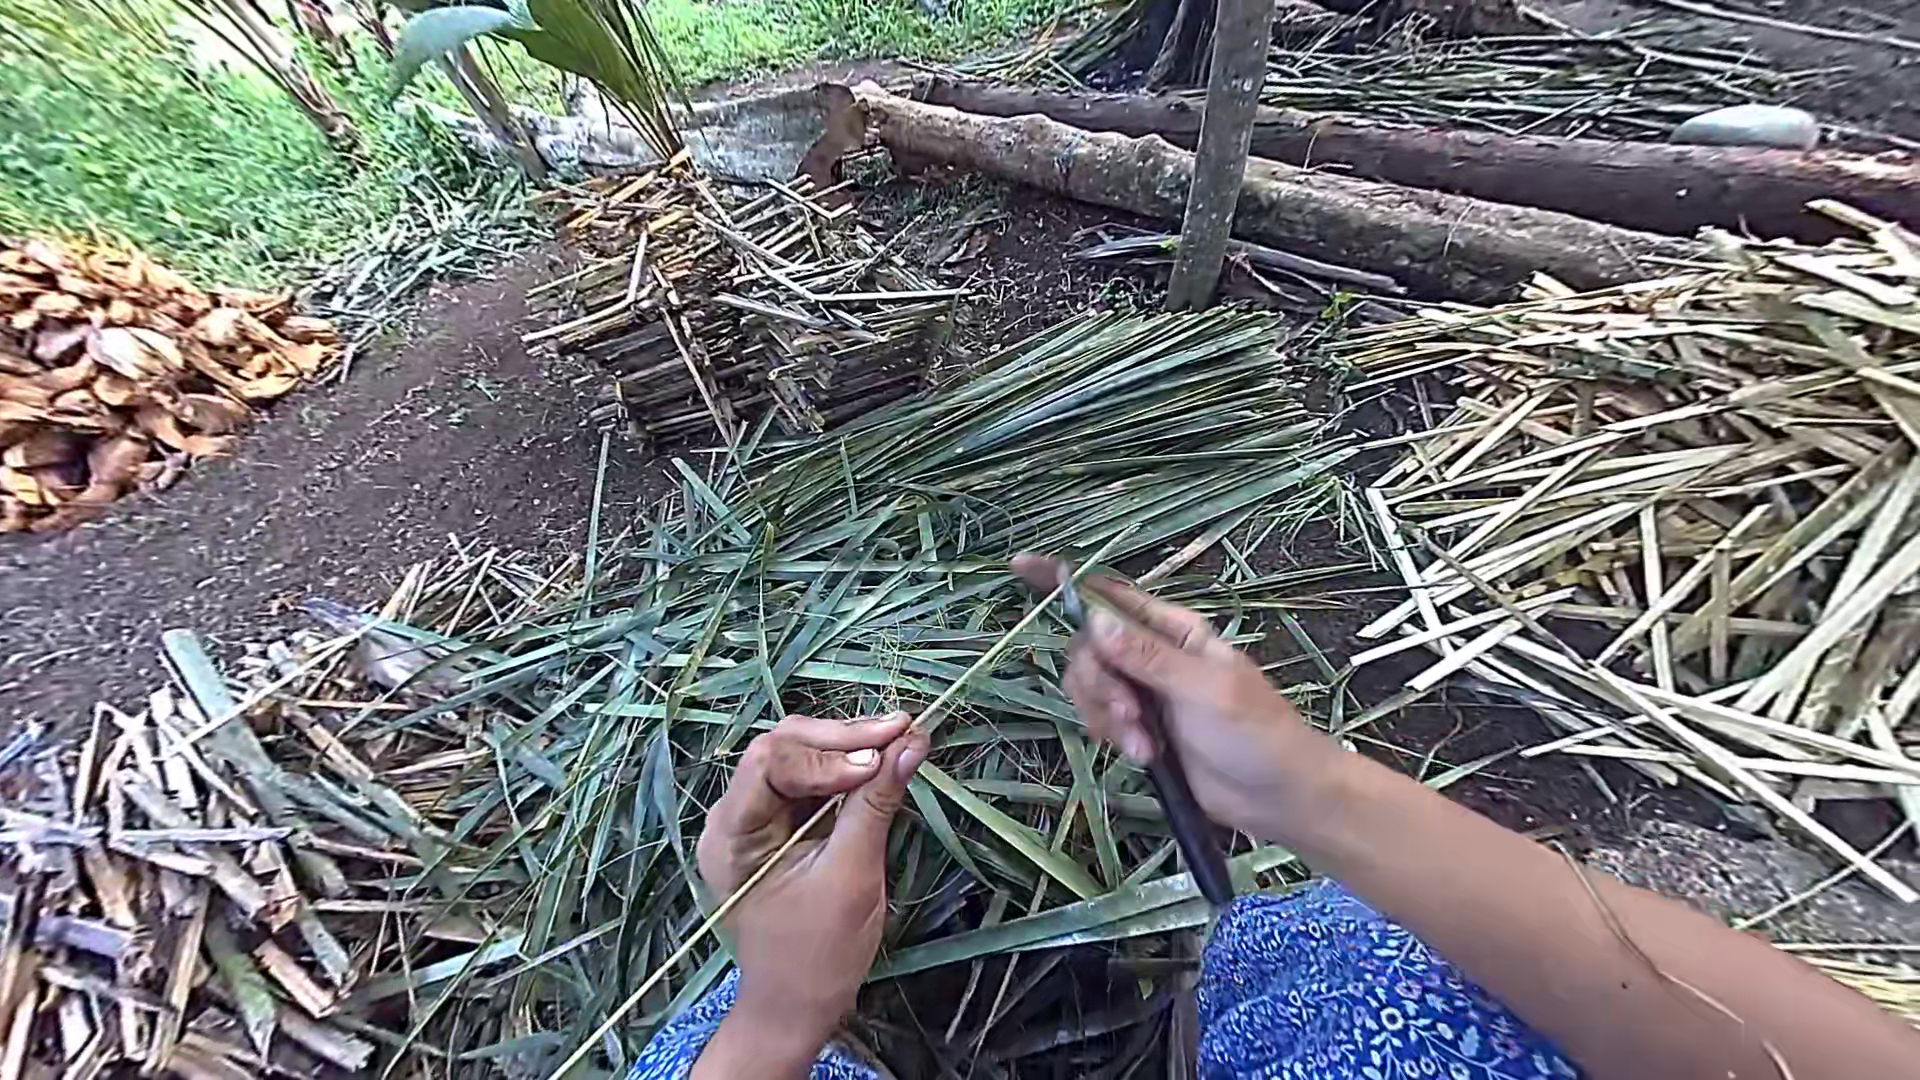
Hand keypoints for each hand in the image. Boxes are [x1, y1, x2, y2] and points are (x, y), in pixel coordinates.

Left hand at [692, 712, 928, 1074]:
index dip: (826, 754)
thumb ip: (876, 804)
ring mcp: (759, 810)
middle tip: (900, 729)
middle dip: (843, 737)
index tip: (879, 761)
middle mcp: (736, 812)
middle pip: (786, 745)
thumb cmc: (819, 953)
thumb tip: (912, 743)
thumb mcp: (852, 876)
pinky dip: (851, 760)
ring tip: (899, 736)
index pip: (771, 763)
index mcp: (733, 835)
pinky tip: (882, 755)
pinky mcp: (784, 813)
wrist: (800, 1004)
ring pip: (802, 749)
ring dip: (851, 741)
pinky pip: (815, 770)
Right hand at [1014, 555, 1341, 843]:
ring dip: (1107, 716)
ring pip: (1087, 684)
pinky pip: (1097, 718)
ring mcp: (1138, 689)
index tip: (1021, 566)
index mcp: (1169, 628)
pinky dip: (1112, 736)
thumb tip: (1094, 621)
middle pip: (1087, 647)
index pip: (1107, 593)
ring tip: (1145, 745)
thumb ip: (1147, 657)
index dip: (1064, 579)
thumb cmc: (1256, 732)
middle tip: (1128, 713)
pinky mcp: (1134, 725)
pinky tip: (1145, 756)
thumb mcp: (1205, 689)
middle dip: (1099, 682)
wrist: (1277, 798)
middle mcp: (1146, 652)